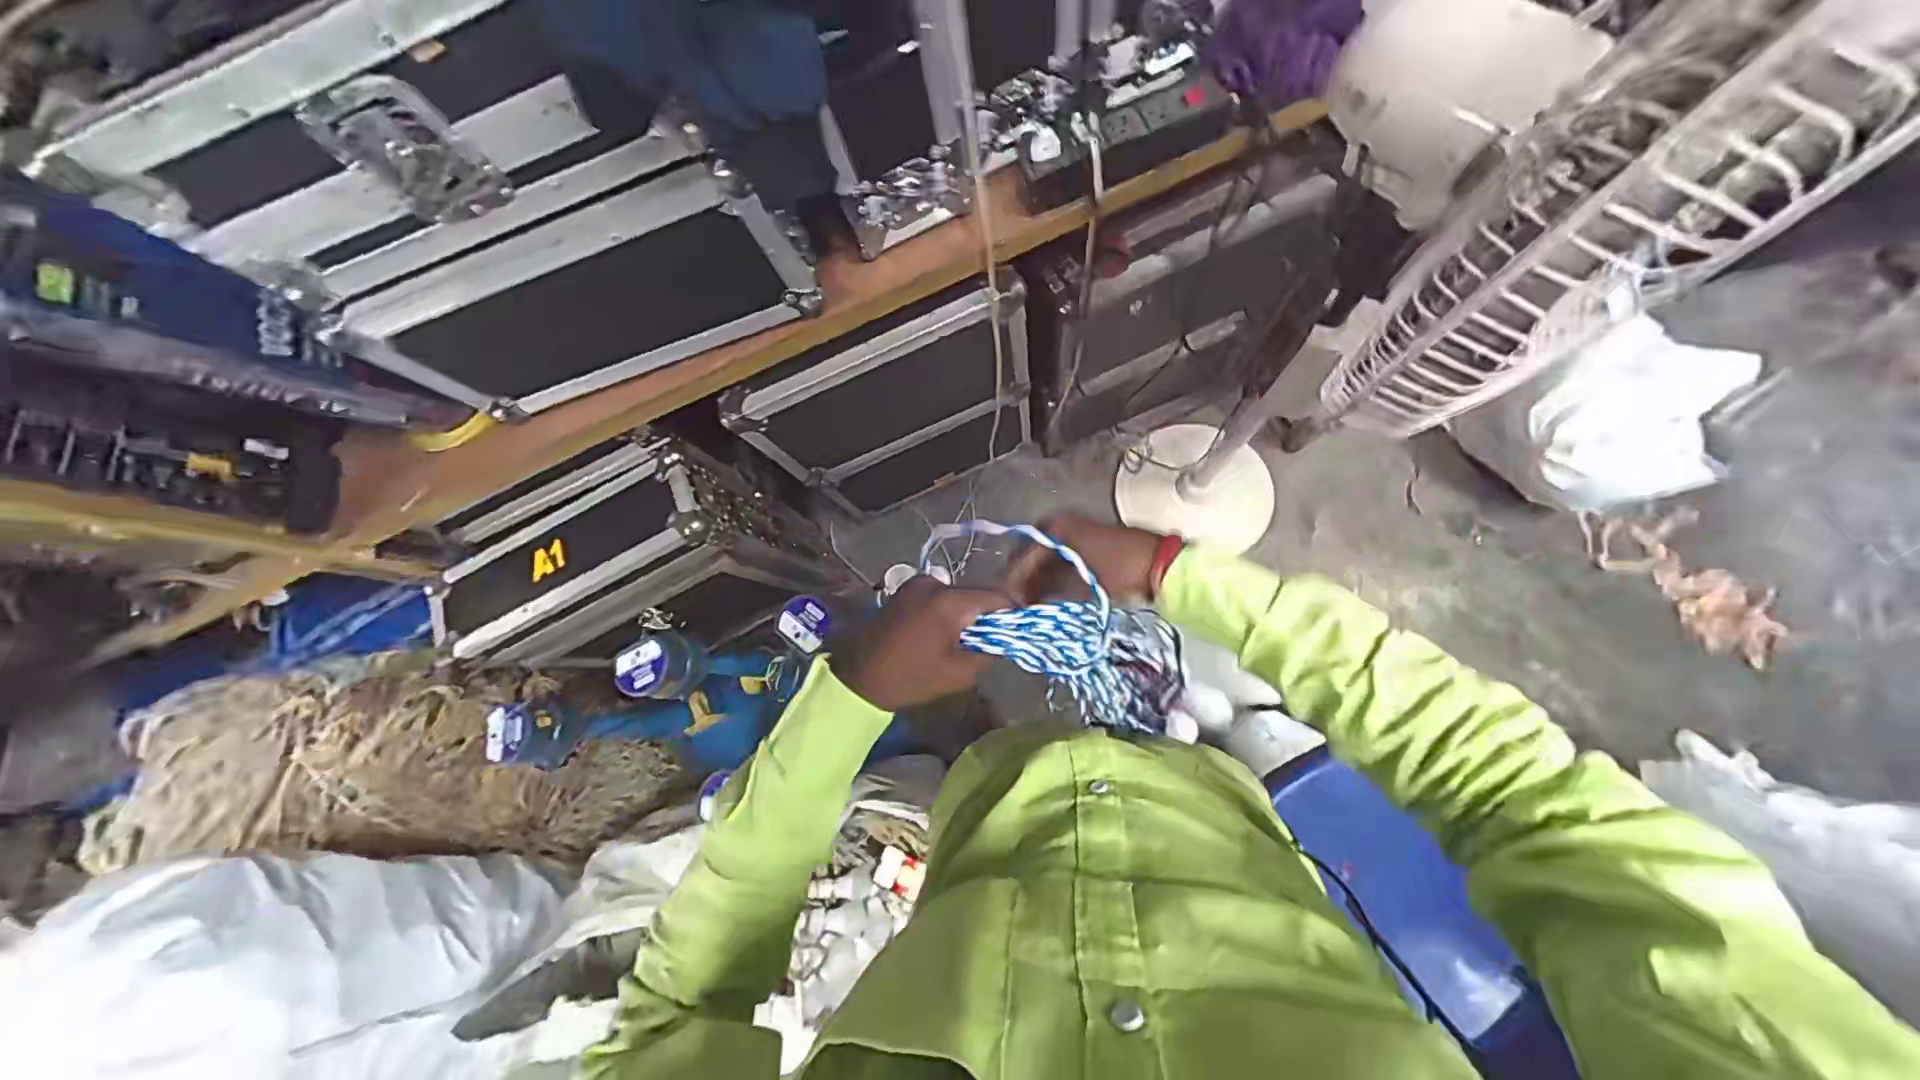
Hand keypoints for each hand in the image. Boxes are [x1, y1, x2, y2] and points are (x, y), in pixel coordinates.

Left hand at [831, 576, 1010, 711]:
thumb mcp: (957, 673)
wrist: (856, 677)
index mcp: (949, 601)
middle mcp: (934, 582)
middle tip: (995, 640)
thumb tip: (1005, 640)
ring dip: (967, 613)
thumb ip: (988, 652)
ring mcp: (916, 583)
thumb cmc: (908, 678)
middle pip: (976, 594)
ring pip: (958, 595)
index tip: (1022, 629)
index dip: (1013, 612)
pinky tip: (944, 634)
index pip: (996, 597)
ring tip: (966, 640)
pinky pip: (939, 597)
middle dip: (989, 615)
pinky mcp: (905, 590)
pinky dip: (948, 611)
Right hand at [1005, 513, 1165, 604]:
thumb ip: (1048, 591)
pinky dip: (1052, 571)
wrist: (1160, 565)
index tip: (1013, 601)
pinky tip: (1049, 589)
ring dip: (1037, 575)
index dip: (1017, 581)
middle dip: (1024, 576)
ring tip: (1032, 599)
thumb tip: (1027, 599)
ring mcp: (1075, 528)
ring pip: (1044, 553)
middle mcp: (1062, 522)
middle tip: (1020, 599)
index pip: (1024, 556)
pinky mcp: (1086, 537)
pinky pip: (1058, 553)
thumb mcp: (1082, 585)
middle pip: (1031, 551)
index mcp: (1058, 528)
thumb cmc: (1122, 571)